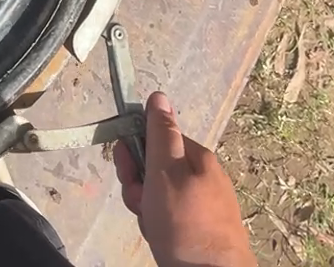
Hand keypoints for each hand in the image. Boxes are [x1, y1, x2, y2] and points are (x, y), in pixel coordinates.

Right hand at [113, 92, 255, 266]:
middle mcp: (204, 177)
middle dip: (140, 184)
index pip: (157, 139)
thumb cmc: (186, 223)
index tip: (128, 171)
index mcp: (198, 158)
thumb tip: (159, 95)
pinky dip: (161, 225)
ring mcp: (205, 206)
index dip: (136, 152)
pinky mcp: (203, 231)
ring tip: (153, 226)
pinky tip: (162, 237)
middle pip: (157, 167)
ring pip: (160, 194)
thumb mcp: (166, 171)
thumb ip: (160, 133)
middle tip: (141, 203)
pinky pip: (171, 216)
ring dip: (147, 207)